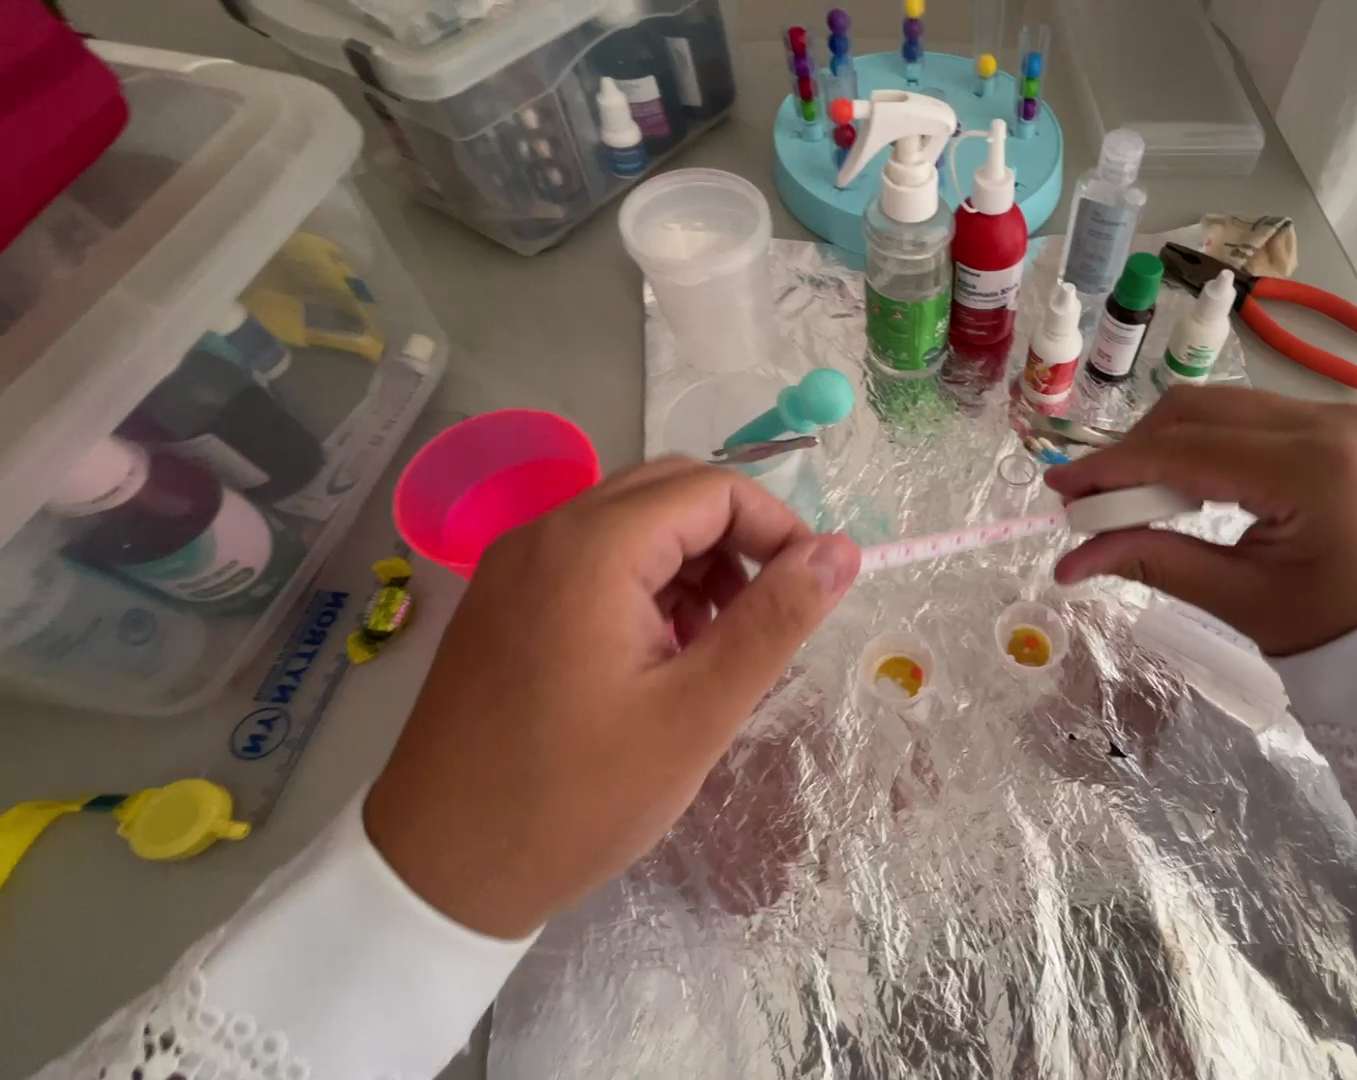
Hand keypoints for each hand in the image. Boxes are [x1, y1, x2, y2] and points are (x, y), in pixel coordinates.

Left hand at [364, 458, 860, 938]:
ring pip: (637, 522)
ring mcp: (518, 565)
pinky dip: (652, 581)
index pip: (714, 489)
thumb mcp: (699, 711)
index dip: (779, 528)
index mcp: (592, 548)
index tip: (810, 592)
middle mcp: (547, 533)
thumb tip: (842, 551)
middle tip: (770, 610)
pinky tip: (665, 649)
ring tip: (719, 640)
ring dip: (698, 560)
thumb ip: (776, 619)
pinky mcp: (509, 600)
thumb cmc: (579, 797)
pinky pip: (599, 557)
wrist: (438, 876)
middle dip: (740, 538)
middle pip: (673, 492)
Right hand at [1048, 386, 1356, 656]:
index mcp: (1314, 470)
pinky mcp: (1330, 419)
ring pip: (1213, 405)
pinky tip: (1177, 481)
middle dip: (1131, 453)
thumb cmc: (1337, 627)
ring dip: (1159, 445)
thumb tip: (1068, 562)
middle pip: (1194, 411)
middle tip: (1089, 499)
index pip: (1186, 450)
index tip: (1059, 489)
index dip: (1112, 468)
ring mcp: (1333, 412)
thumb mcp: (1239, 600)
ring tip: (1128, 495)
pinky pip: (1241, 415)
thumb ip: (1152, 562)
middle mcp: (1327, 421)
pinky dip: (1195, 443)